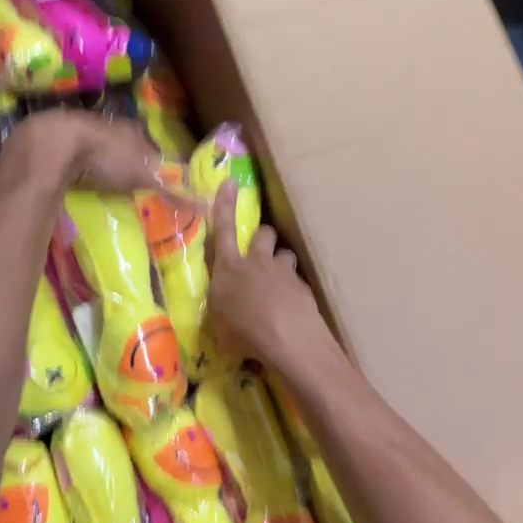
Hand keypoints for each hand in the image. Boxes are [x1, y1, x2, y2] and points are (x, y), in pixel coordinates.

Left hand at [13, 108, 175, 197]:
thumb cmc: (106, 156)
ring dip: (99, 158)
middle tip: (129, 179)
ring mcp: (79, 128)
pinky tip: (75, 174)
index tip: (155, 175)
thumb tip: (204, 202)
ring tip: (102, 178)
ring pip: (96, 143)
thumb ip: (170, 187)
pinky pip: (72, 151)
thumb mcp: (143, 175)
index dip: (154, 159)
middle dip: (125, 157)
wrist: (54, 144)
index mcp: (133, 128)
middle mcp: (108, 122)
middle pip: (122, 141)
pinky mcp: (54, 138)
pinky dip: (75, 161)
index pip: (150, 141)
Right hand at [204, 183, 335, 372]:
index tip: (231, 183)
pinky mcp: (304, 287)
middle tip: (261, 249)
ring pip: (285, 254)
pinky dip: (294, 291)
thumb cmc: (242, 335)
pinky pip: (298, 281)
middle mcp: (257, 263)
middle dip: (262, 236)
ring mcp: (284, 273)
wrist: (287, 340)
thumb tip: (224, 311)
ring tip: (279, 283)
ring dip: (281, 263)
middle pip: (263, 233)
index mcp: (229, 268)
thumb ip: (221, 312)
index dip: (225, 205)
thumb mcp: (218, 327)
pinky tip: (292, 310)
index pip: (223, 229)